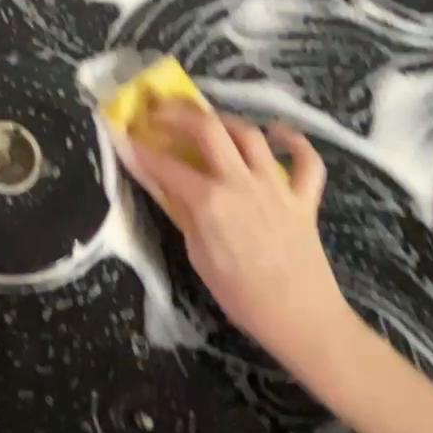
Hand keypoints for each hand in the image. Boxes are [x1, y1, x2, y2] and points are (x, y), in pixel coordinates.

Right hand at [117, 100, 354, 362]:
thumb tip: (167, 185)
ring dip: (225, 121)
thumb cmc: (241, 296)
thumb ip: (184, 213)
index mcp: (209, 202)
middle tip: (161, 112)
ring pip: (251, 135)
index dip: (140, 149)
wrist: (302, 320)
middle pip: (209, 129)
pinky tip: (278, 133)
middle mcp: (241, 184)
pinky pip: (306, 161)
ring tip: (209, 122)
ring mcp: (276, 187)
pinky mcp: (304, 198)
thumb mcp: (198, 256)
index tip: (125, 136)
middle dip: (179, 114)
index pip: (165, 165)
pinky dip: (295, 142)